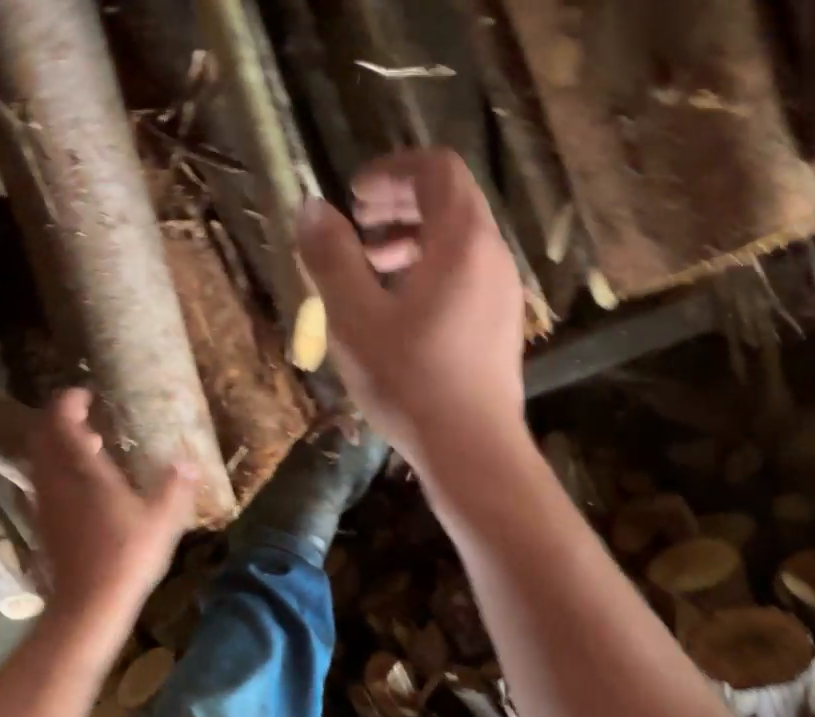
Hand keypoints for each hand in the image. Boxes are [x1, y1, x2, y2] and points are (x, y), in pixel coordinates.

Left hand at [27, 389, 195, 622]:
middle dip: (58, 420)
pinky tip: (81, 487)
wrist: (88, 603)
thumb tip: (189, 462)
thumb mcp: (163, 520)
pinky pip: (43, 484)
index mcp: (82, 470)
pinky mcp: (43, 524)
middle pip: (42, 436)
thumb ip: (176, 487)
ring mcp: (45, 503)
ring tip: (86, 448)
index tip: (84, 393)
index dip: (68, 401)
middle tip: (83, 416)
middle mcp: (56, 480)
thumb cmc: (127, 556)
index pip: (61, 420)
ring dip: (56, 447)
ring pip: (39, 461)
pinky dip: (57, 473)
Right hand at [295, 149, 525, 468]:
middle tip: (356, 226)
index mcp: (462, 241)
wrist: (472, 449)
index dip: (392, 170)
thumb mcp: (354, 318)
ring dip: (410, 241)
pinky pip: (464, 276)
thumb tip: (311, 208)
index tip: (354, 196)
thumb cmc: (410, 381)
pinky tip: (396, 313)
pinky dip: (428, 272)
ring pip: (457, 243)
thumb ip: (330, 257)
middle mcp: (493, 256)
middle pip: (450, 203)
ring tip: (369, 270)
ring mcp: (502, 292)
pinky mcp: (499, 326)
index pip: (437, 170)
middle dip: (399, 204)